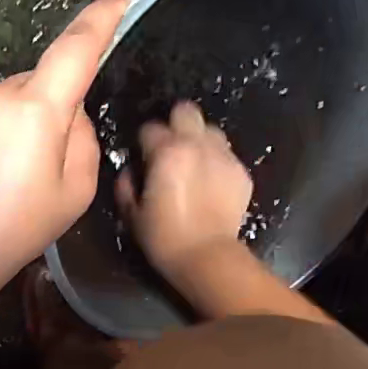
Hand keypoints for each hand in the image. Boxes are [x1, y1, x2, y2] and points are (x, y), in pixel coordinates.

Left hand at [0, 0, 130, 277]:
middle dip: (52, 104)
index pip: (74, 48)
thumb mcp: (78, 187)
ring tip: (16, 164)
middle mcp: (0, 95)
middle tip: (49, 153)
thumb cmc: (26, 222)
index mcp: (37, 111)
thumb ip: (83, 135)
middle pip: (41, 79)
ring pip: (12, 95)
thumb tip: (71, 112)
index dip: (100, 20)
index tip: (120, 2)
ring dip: (22, 116)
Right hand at [114, 101, 254, 279]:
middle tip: (168, 149)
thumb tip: (130, 172)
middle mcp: (198, 145)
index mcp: (166, 153)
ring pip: (210, 130)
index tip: (141, 158)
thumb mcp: (132, 215)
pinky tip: (209, 185)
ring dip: (198, 141)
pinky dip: (215, 163)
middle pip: (186, 111)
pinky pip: (226, 155)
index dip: (142, 142)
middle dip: (174, 124)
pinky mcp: (241, 172)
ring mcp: (224, 157)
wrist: (206, 257)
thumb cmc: (163, 238)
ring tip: (192, 165)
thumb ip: (125, 185)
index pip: (150, 128)